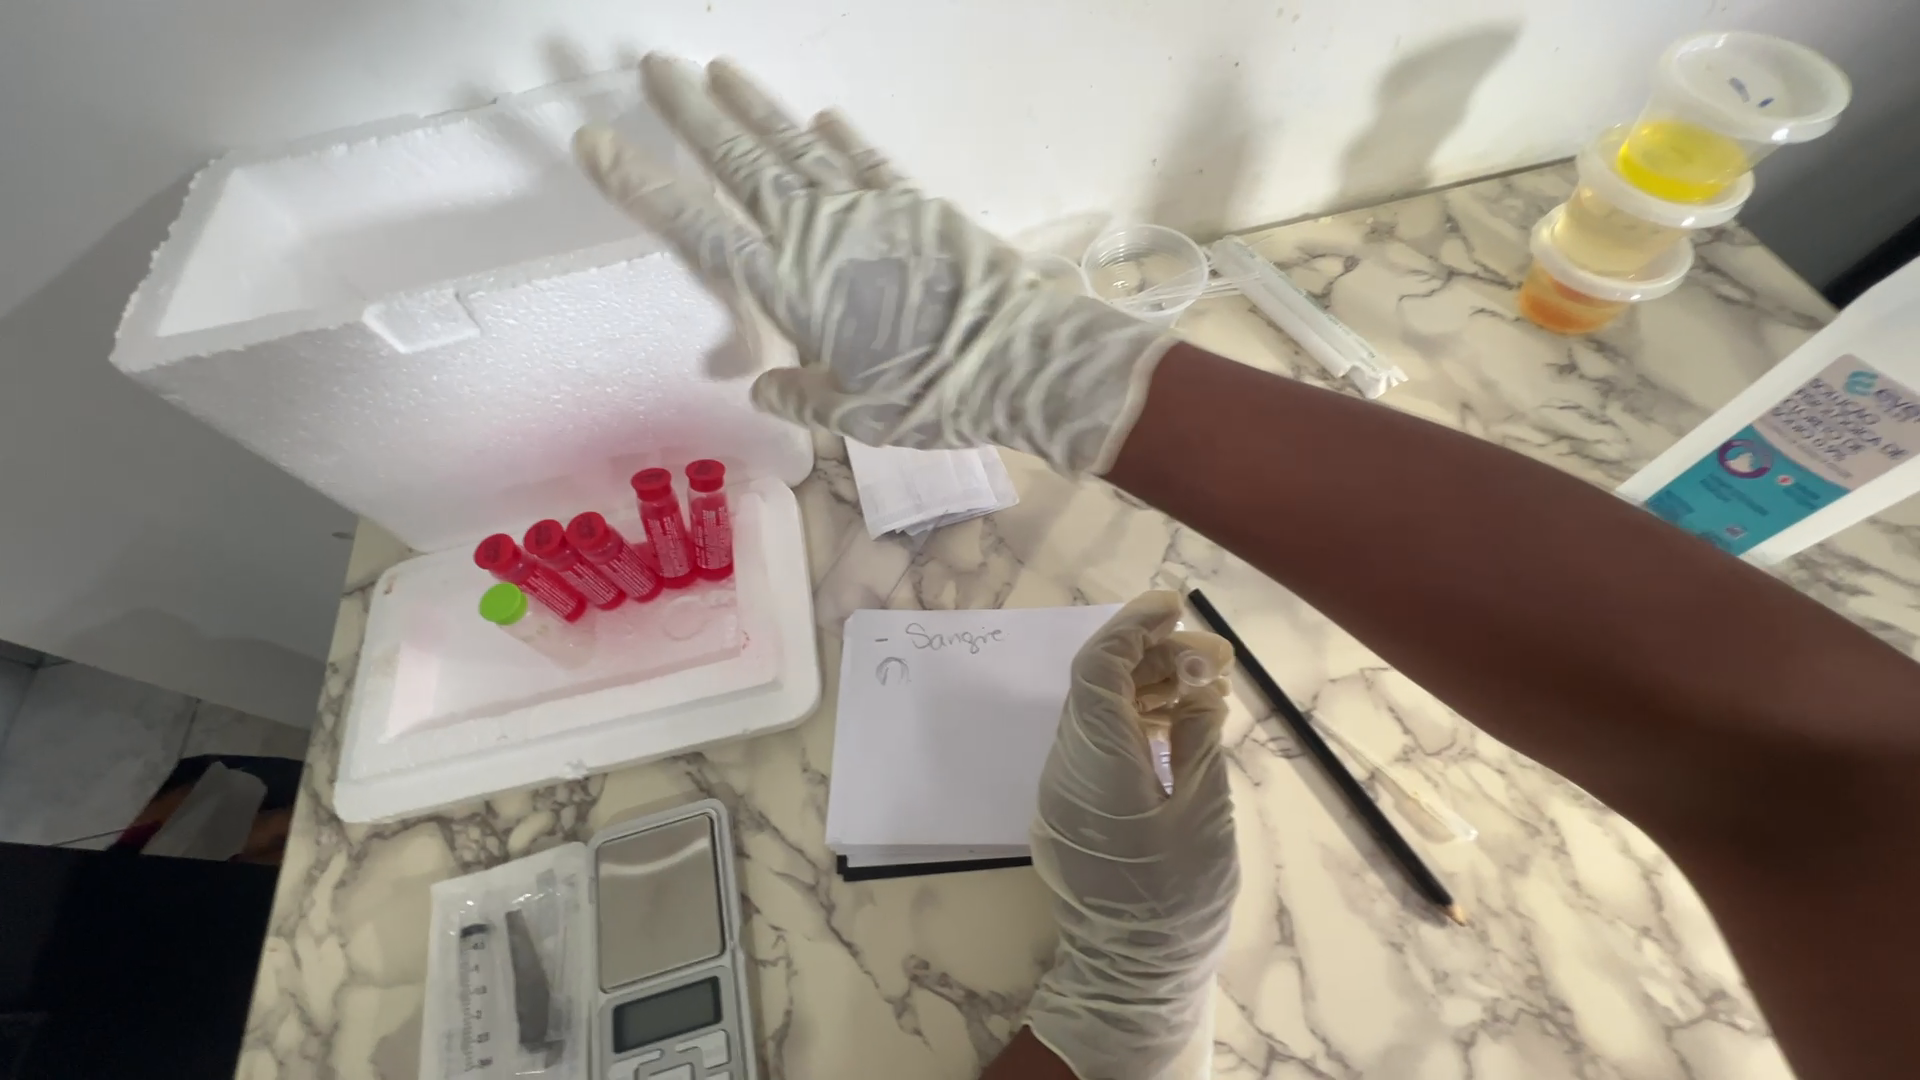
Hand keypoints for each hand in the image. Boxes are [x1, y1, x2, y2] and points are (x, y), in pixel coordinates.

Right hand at [572, 55, 1174, 475]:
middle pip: (742, 164)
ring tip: (718, 71)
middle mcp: (820, 234)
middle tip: (654, 70)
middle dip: (693, 117)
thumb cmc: (930, 396)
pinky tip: (824, 118)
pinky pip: (870, 162)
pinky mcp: (917, 205)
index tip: (598, 145)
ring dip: (755, 109)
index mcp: (792, 288)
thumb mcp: (855, 414)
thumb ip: (802, 396)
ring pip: (798, 147)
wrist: (1015, 361)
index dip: (645, 189)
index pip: (700, 230)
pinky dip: (843, 139)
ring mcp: (871, 211)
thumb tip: (764, 389)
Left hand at [1025, 592, 1238, 1079]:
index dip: (1130, 629)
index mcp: (1097, 765)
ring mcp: (1065, 782)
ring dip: (1149, 684)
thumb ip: (1196, 738)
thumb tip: (1198, 683)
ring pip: (1101, 708)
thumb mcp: (1203, 815)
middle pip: (1100, 684)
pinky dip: (1139, 717)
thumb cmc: (1176, 901)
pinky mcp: (1075, 798)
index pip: (1098, 672)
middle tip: (1212, 654)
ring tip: (1208, 679)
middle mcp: (1068, 764)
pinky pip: (1102, 738)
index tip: (1170, 605)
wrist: (1130, 974)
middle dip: (1153, 655)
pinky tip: (1181, 714)